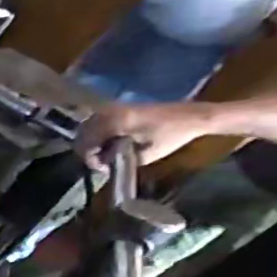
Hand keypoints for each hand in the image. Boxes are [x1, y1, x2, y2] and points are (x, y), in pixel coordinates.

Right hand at [73, 102, 214, 170]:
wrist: (192, 116)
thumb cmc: (171, 136)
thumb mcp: (143, 155)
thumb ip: (117, 158)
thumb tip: (101, 162)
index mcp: (115, 123)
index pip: (86, 142)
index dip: (88, 158)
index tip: (101, 168)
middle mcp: (111, 112)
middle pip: (83, 132)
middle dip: (86, 150)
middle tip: (99, 162)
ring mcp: (116, 107)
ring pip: (88, 126)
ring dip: (91, 141)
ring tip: (103, 153)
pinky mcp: (122, 107)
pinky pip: (98, 121)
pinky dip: (97, 133)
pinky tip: (109, 143)